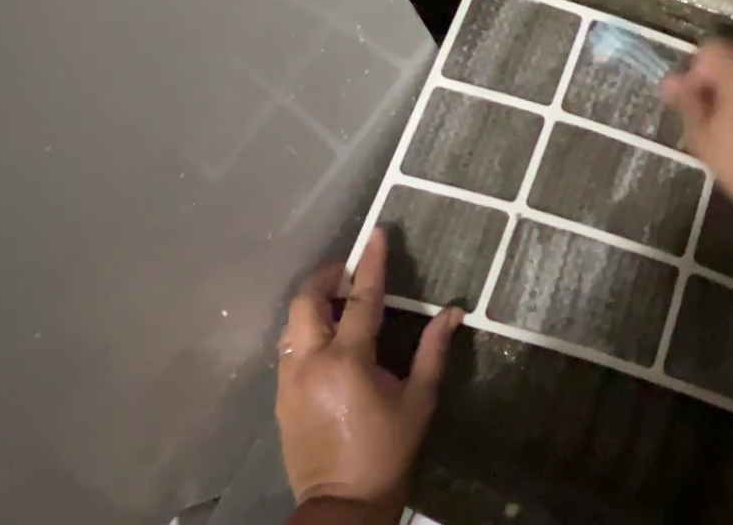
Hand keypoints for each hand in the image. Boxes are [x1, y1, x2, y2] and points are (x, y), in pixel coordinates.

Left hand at [276, 229, 461, 513]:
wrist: (343, 504)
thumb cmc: (387, 449)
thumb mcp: (418, 399)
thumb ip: (433, 351)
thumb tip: (452, 312)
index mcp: (348, 361)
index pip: (360, 298)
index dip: (370, 263)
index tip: (375, 234)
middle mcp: (311, 363)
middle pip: (306, 302)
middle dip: (325, 277)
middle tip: (348, 272)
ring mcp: (289, 381)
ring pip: (291, 324)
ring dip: (313, 304)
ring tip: (338, 301)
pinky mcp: (281, 398)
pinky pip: (288, 349)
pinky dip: (305, 331)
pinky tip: (326, 337)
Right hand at [660, 40, 732, 205]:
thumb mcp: (701, 132)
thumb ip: (685, 100)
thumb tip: (669, 81)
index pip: (711, 50)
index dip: (694, 69)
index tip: (688, 97)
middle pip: (726, 61)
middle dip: (708, 80)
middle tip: (695, 112)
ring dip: (724, 90)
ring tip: (712, 122)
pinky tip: (732, 126)